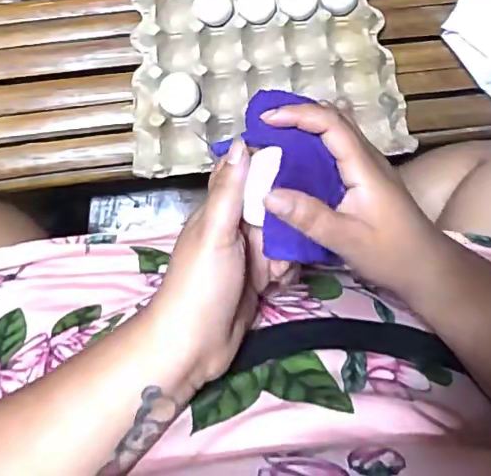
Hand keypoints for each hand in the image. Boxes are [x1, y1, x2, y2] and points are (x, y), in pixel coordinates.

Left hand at [144, 140, 271, 391]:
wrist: (193, 348)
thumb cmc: (199, 284)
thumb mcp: (216, 231)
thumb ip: (230, 188)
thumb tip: (240, 142)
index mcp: (220, 207)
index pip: (247, 172)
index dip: (270, 164)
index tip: (297, 163)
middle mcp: (235, 225)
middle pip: (274, 205)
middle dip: (285, 220)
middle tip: (279, 240)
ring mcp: (248, 252)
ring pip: (283, 235)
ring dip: (285, 253)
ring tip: (272, 272)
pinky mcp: (259, 277)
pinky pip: (283, 263)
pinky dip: (285, 273)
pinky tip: (275, 286)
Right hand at [260, 103, 455, 300]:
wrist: (430, 269)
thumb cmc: (392, 254)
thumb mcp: (347, 241)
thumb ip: (308, 217)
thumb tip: (266, 194)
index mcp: (363, 165)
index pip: (330, 122)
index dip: (297, 114)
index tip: (267, 119)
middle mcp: (368, 156)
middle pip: (334, 116)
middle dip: (299, 112)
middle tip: (267, 122)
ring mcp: (370, 164)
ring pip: (339, 127)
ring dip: (308, 122)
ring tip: (278, 132)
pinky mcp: (368, 175)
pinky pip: (340, 143)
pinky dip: (316, 139)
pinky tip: (300, 156)